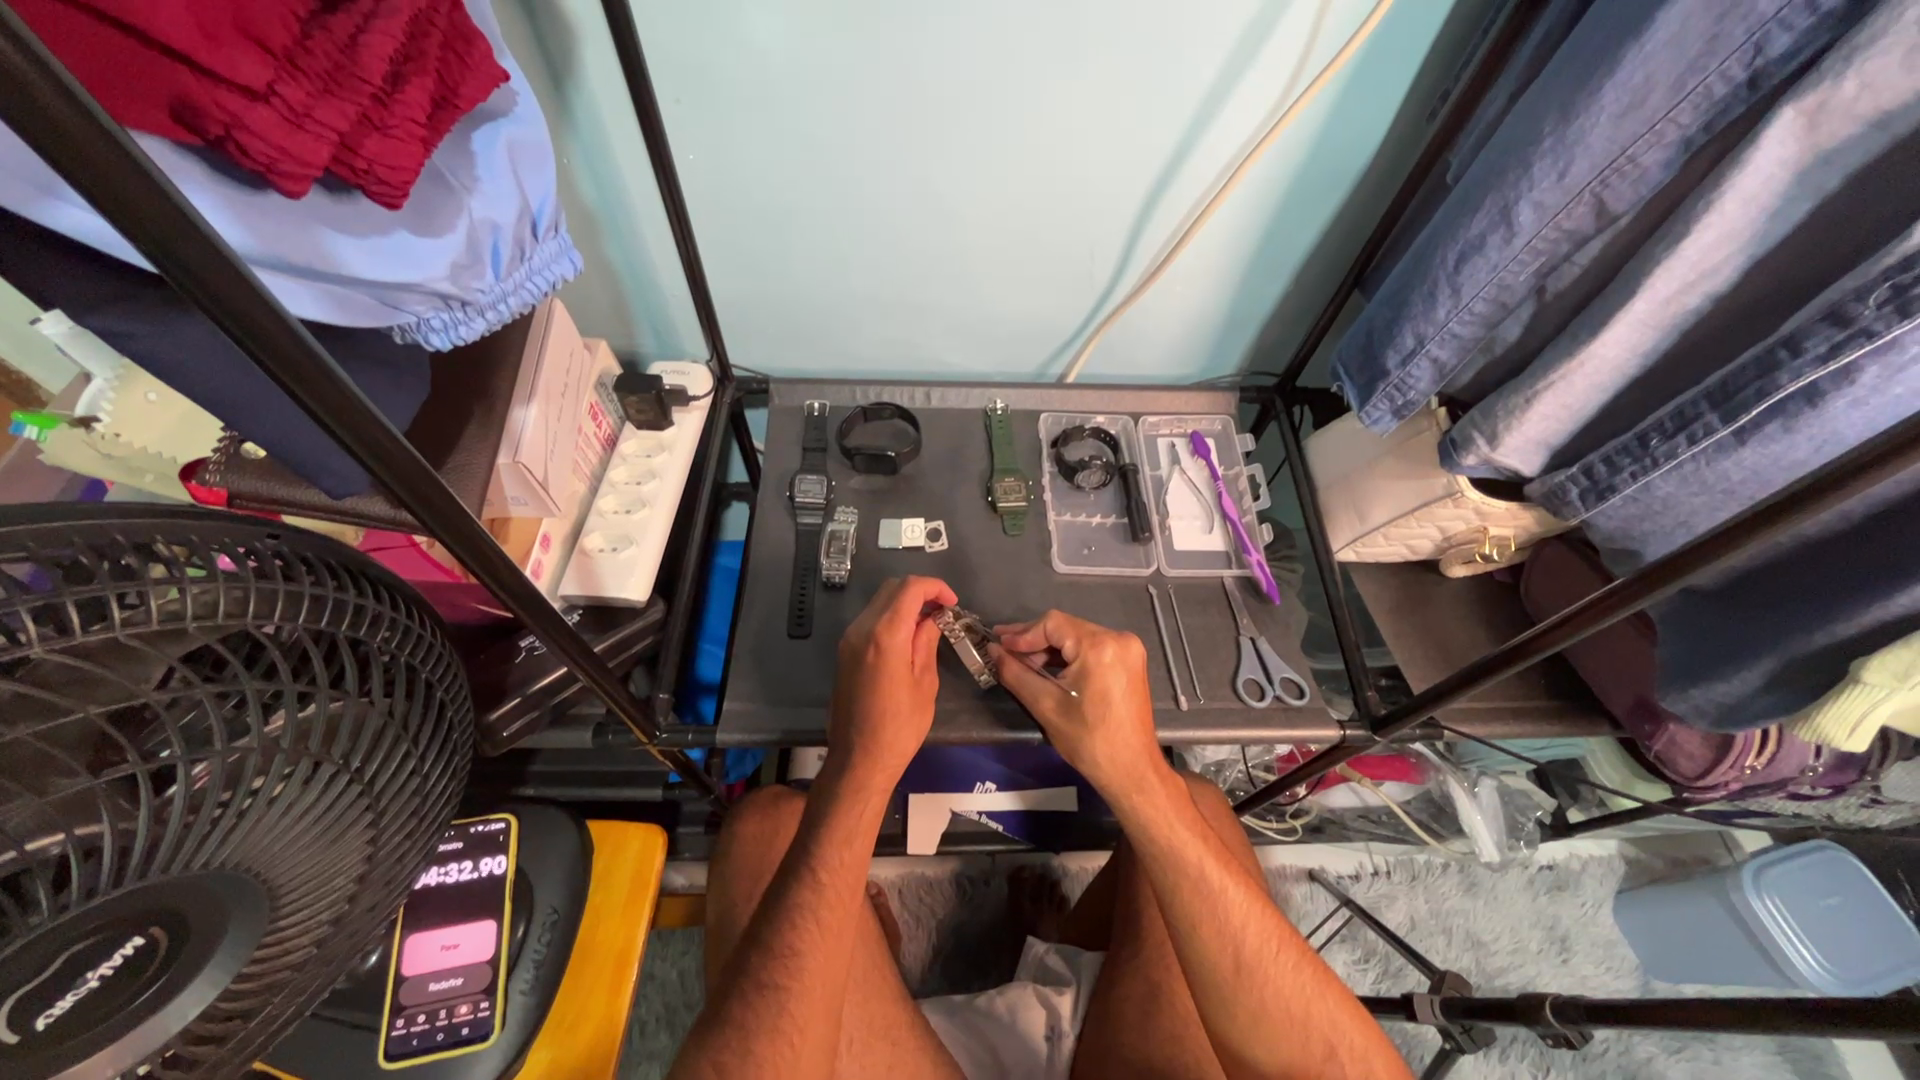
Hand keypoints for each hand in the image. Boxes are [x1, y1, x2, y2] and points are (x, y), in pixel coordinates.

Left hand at [828, 575, 957, 785]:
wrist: (859, 758)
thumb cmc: (900, 726)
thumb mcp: (924, 682)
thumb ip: (926, 642)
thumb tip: (933, 620)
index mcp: (884, 634)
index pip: (909, 588)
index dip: (935, 587)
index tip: (953, 603)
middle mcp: (861, 629)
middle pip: (891, 589)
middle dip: (920, 592)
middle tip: (944, 612)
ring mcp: (849, 640)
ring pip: (879, 603)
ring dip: (905, 604)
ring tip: (929, 625)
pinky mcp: (845, 652)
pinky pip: (869, 621)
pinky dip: (891, 618)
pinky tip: (908, 638)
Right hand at [991, 610, 1166, 801]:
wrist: (1131, 769)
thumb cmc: (1087, 740)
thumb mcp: (1045, 705)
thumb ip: (1015, 672)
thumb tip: (993, 650)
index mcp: (1100, 647)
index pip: (1052, 624)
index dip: (1023, 633)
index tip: (999, 644)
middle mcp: (1119, 639)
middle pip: (1066, 628)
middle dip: (1034, 640)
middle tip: (1004, 649)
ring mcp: (1129, 649)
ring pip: (1078, 637)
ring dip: (1050, 649)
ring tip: (1022, 661)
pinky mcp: (1130, 662)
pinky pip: (1092, 648)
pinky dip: (1069, 656)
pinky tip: (1048, 668)